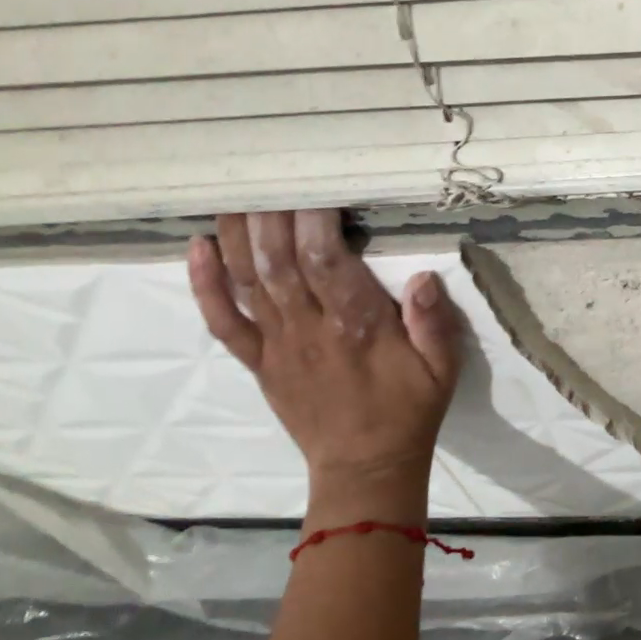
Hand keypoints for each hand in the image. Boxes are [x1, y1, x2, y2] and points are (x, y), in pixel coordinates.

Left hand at [187, 210, 464, 524]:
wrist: (364, 468)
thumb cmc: (409, 411)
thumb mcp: (442, 370)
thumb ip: (433, 324)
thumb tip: (423, 277)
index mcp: (357, 328)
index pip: (326, 261)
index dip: (314, 219)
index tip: (315, 183)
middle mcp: (309, 330)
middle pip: (278, 261)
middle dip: (271, 213)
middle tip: (269, 171)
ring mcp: (277, 346)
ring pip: (248, 281)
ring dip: (237, 234)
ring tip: (233, 190)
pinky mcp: (259, 362)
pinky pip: (224, 322)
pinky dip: (204, 285)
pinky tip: (197, 247)